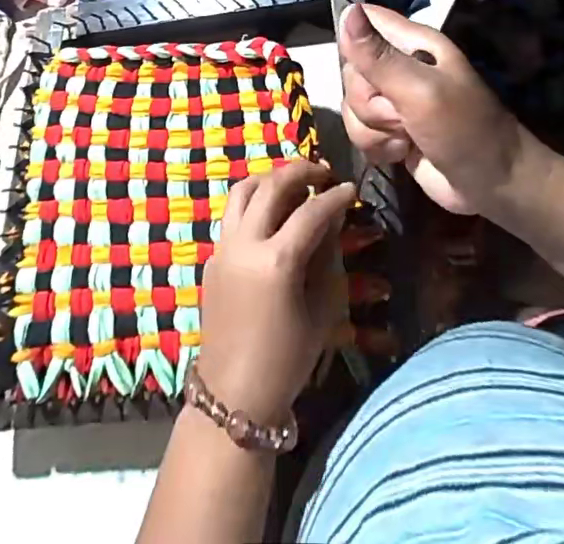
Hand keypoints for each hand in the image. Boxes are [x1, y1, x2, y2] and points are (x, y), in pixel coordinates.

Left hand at [199, 161, 355, 425]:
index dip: (335, 197)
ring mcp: (223, 247)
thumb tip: (332, 218)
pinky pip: (232, 215)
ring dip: (270, 179)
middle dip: (300, 172)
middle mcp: (244, 244)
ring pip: (242, 191)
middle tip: (324, 172)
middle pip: (271, 186)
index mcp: (276, 262)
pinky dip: (253, 202)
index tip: (351, 188)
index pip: (311, 212)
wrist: (235, 391)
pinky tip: (272, 213)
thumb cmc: (288, 358)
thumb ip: (328, 257)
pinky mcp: (212, 256)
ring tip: (294, 183)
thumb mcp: (323, 309)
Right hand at [338, 3, 526, 215]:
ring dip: (373, 128)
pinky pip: (358, 130)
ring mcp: (393, 100)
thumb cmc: (465, 129)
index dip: (351, 37)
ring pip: (351, 104)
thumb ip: (379, 57)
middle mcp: (398, 65)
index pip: (364, 18)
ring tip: (406, 135)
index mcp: (412, 43)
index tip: (363, 67)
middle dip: (367, 100)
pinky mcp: (389, 130)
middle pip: (350, 71)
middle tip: (400, 113)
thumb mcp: (420, 90)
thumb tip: (347, 11)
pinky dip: (376, 146)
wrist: (493, 185)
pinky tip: (400, 151)